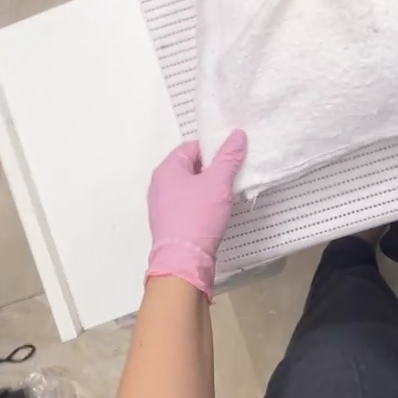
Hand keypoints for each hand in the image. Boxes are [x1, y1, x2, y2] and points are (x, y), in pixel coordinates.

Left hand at [145, 130, 247, 297]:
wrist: (184, 262)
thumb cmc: (198, 217)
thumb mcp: (218, 183)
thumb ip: (229, 157)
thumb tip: (238, 135)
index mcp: (167, 169)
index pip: (192, 147)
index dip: (213, 149)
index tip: (232, 157)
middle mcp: (160, 185)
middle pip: (191, 167)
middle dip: (212, 170)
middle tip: (233, 174)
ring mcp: (163, 206)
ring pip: (190, 188)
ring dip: (209, 188)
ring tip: (228, 193)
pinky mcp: (170, 223)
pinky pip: (188, 205)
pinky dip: (202, 205)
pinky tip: (217, 212)